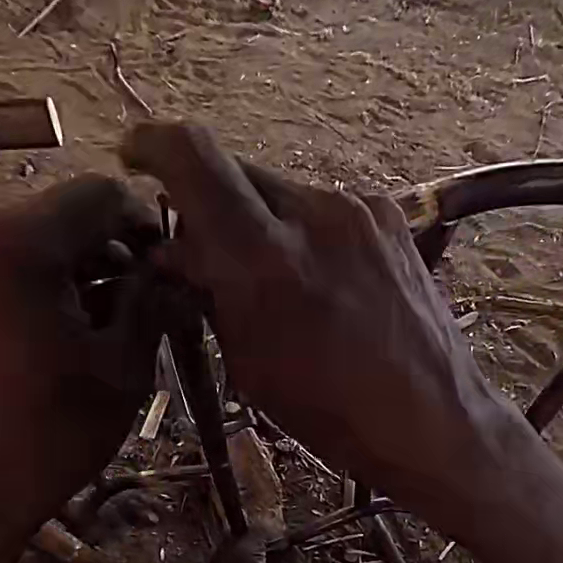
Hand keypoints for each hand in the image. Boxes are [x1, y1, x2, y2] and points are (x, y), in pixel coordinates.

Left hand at [0, 176, 164, 557]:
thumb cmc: (45, 441)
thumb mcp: (121, 371)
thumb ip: (149, 303)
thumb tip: (166, 271)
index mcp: (13, 245)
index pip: (96, 195)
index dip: (141, 223)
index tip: (163, 264)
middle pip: (52, 220)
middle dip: (101, 255)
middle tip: (133, 305)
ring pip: (16, 247)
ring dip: (62, 276)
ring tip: (86, 332)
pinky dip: (19, 293)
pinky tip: (36, 344)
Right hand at [121, 123, 516, 516]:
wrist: (427, 418)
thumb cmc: (326, 410)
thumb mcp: (247, 361)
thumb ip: (209, 292)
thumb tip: (173, 254)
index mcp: (265, 259)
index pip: (194, 159)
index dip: (153, 144)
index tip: (136, 155)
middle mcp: (312, 213)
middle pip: (235, 174)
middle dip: (209, 205)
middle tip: (206, 251)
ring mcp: (357, 209)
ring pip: (280, 192)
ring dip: (258, 221)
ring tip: (273, 276)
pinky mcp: (388, 215)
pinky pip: (322, 207)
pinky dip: (301, 231)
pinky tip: (318, 276)